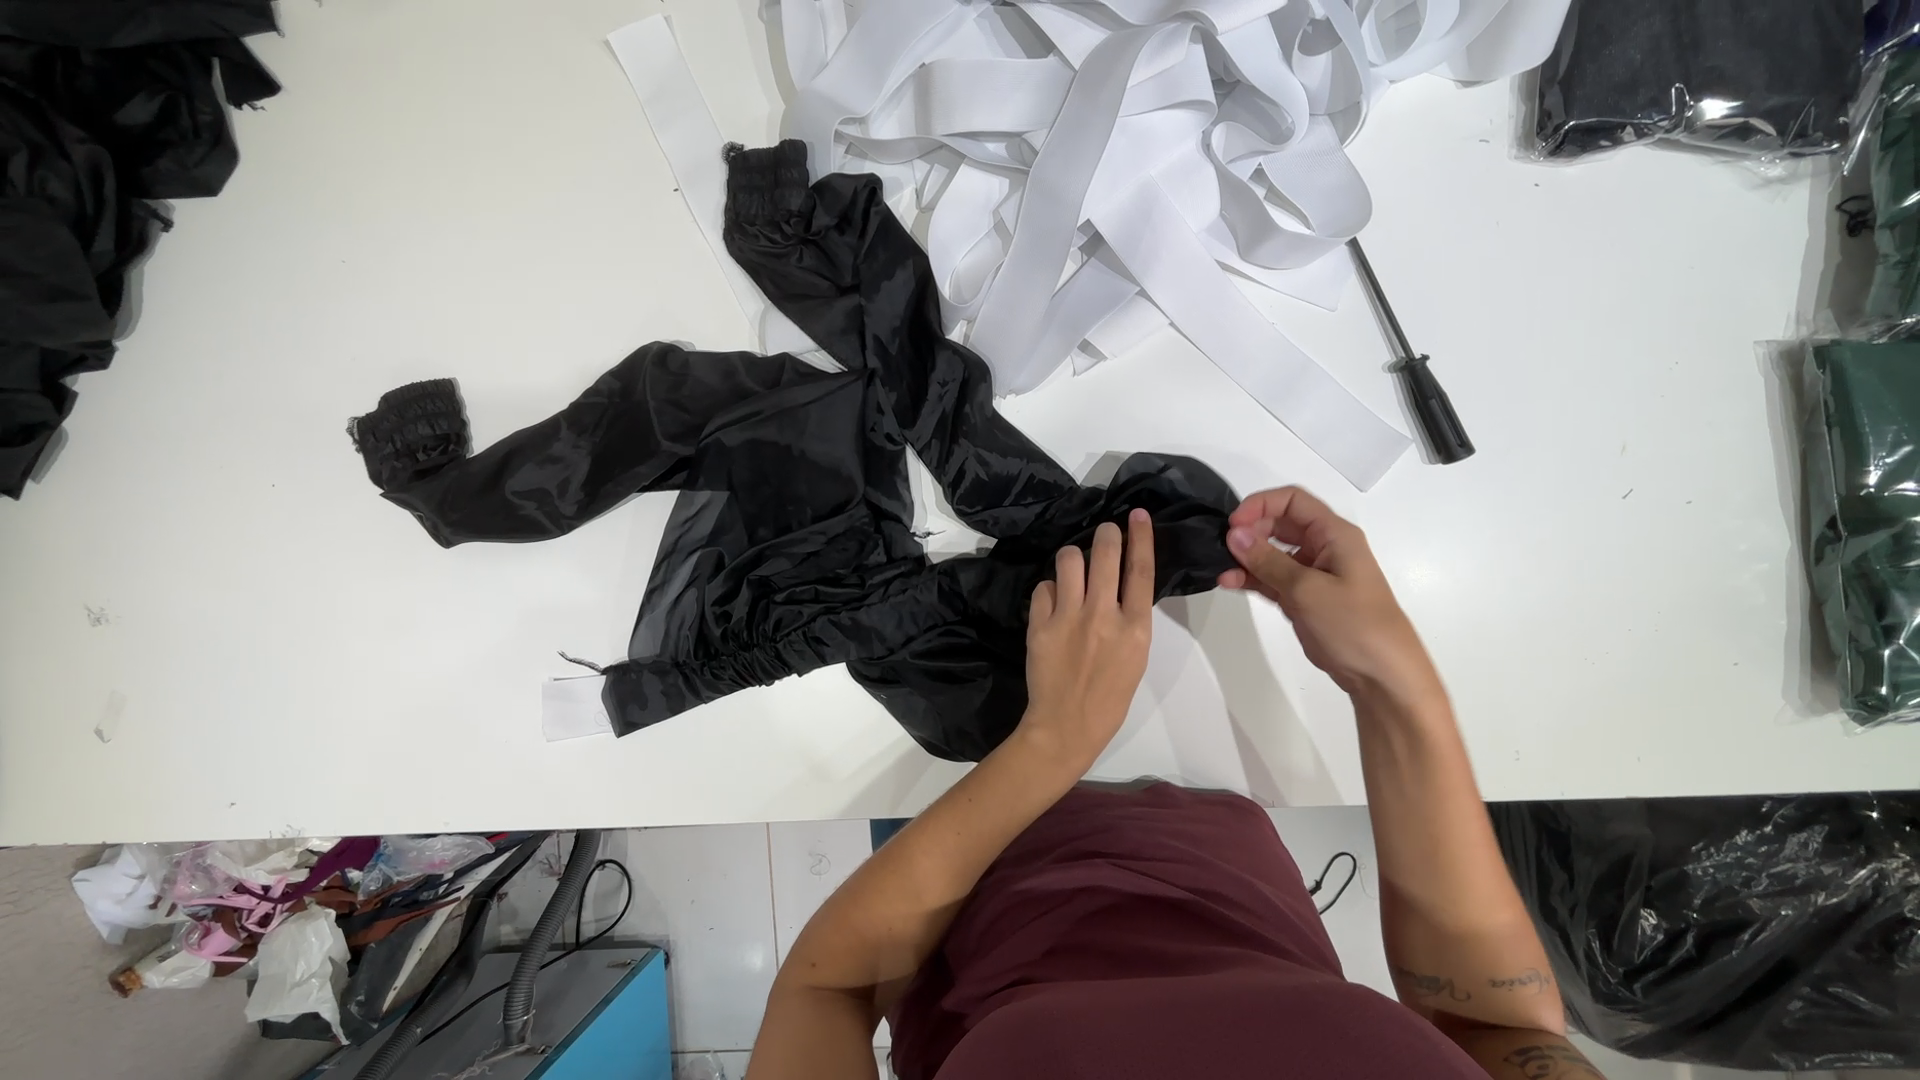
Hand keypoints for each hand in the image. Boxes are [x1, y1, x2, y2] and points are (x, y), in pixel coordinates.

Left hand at [1020, 508, 1154, 770]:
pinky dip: (1050, 589)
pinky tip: (1054, 601)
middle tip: (1106, 530)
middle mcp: (1103, 615)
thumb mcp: (1135, 657)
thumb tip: (1120, 586)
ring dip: (1072, 557)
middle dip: (1106, 534)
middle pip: (1105, 554)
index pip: (1141, 570)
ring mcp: (1068, 618)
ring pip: (1069, 561)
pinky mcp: (1039, 624)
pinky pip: (1044, 587)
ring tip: (1073, 566)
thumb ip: (1130, 619)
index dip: (1141, 537)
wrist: (1066, 726)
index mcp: (1135, 627)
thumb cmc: (1109, 698)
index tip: (1137, 515)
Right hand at [1217, 487, 1439, 700]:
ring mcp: (1312, 574)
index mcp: (1334, 534)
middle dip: (1250, 531)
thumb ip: (1267, 560)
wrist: (1381, 674)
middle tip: (1224, 548)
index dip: (1260, 505)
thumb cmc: (1352, 623)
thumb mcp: (1307, 589)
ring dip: (1246, 557)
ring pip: (1272, 553)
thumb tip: (1234, 534)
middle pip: (1279, 524)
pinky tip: (1229, 583)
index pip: (1292, 501)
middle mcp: (1323, 547)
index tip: (1233, 525)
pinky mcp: (1302, 598)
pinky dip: (1251, 579)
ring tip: (1221, 569)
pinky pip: (1271, 579)